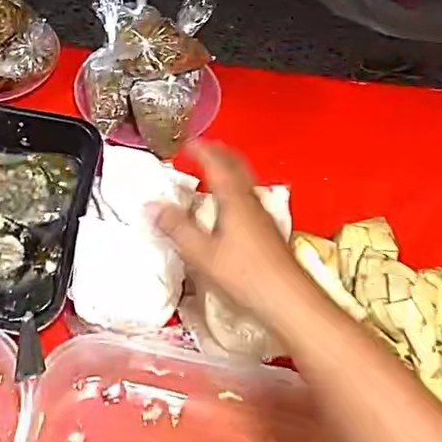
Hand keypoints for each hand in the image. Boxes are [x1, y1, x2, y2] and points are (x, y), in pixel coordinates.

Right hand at [150, 142, 322, 335]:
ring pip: (244, 180)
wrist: (288, 298)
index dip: (201, 150)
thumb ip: (177, 228)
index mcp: (234, 199)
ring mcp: (262, 215)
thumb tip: (152, 206)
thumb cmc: (246, 274)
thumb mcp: (203, 254)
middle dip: (219, 153)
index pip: (217, 164)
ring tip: (214, 170)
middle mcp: (251, 200)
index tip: (187, 143)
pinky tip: (230, 205)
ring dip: (229, 169)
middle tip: (203, 148)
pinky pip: (248, 196)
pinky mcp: (268, 230)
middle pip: (236, 166)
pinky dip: (235, 188)